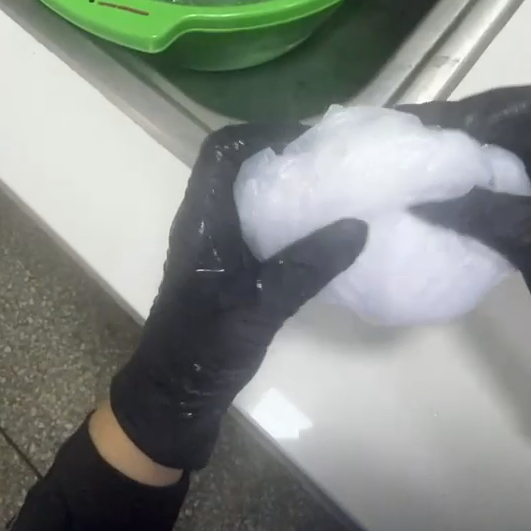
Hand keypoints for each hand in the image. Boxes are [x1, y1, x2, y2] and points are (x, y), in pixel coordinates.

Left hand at [110, 123, 367, 470]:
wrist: (172, 398)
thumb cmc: (204, 346)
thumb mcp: (260, 304)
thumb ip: (307, 265)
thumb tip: (358, 225)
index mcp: (202, 217)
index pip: (222, 149)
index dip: (261, 132)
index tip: (307, 139)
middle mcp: (204, 220)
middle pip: (235, 164)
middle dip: (278, 153)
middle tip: (327, 159)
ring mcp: (213, 244)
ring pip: (245, 194)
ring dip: (280, 183)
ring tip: (330, 187)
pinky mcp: (224, 267)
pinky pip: (253, 224)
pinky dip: (281, 215)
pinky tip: (316, 232)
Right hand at [409, 83, 530, 422]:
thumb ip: (486, 211)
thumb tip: (421, 197)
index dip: (511, 103)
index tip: (467, 120)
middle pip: (529, 125)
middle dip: (479, 122)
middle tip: (428, 126)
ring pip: (513, 154)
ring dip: (472, 150)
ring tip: (426, 148)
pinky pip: (505, 186)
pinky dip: (473, 183)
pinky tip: (440, 184)